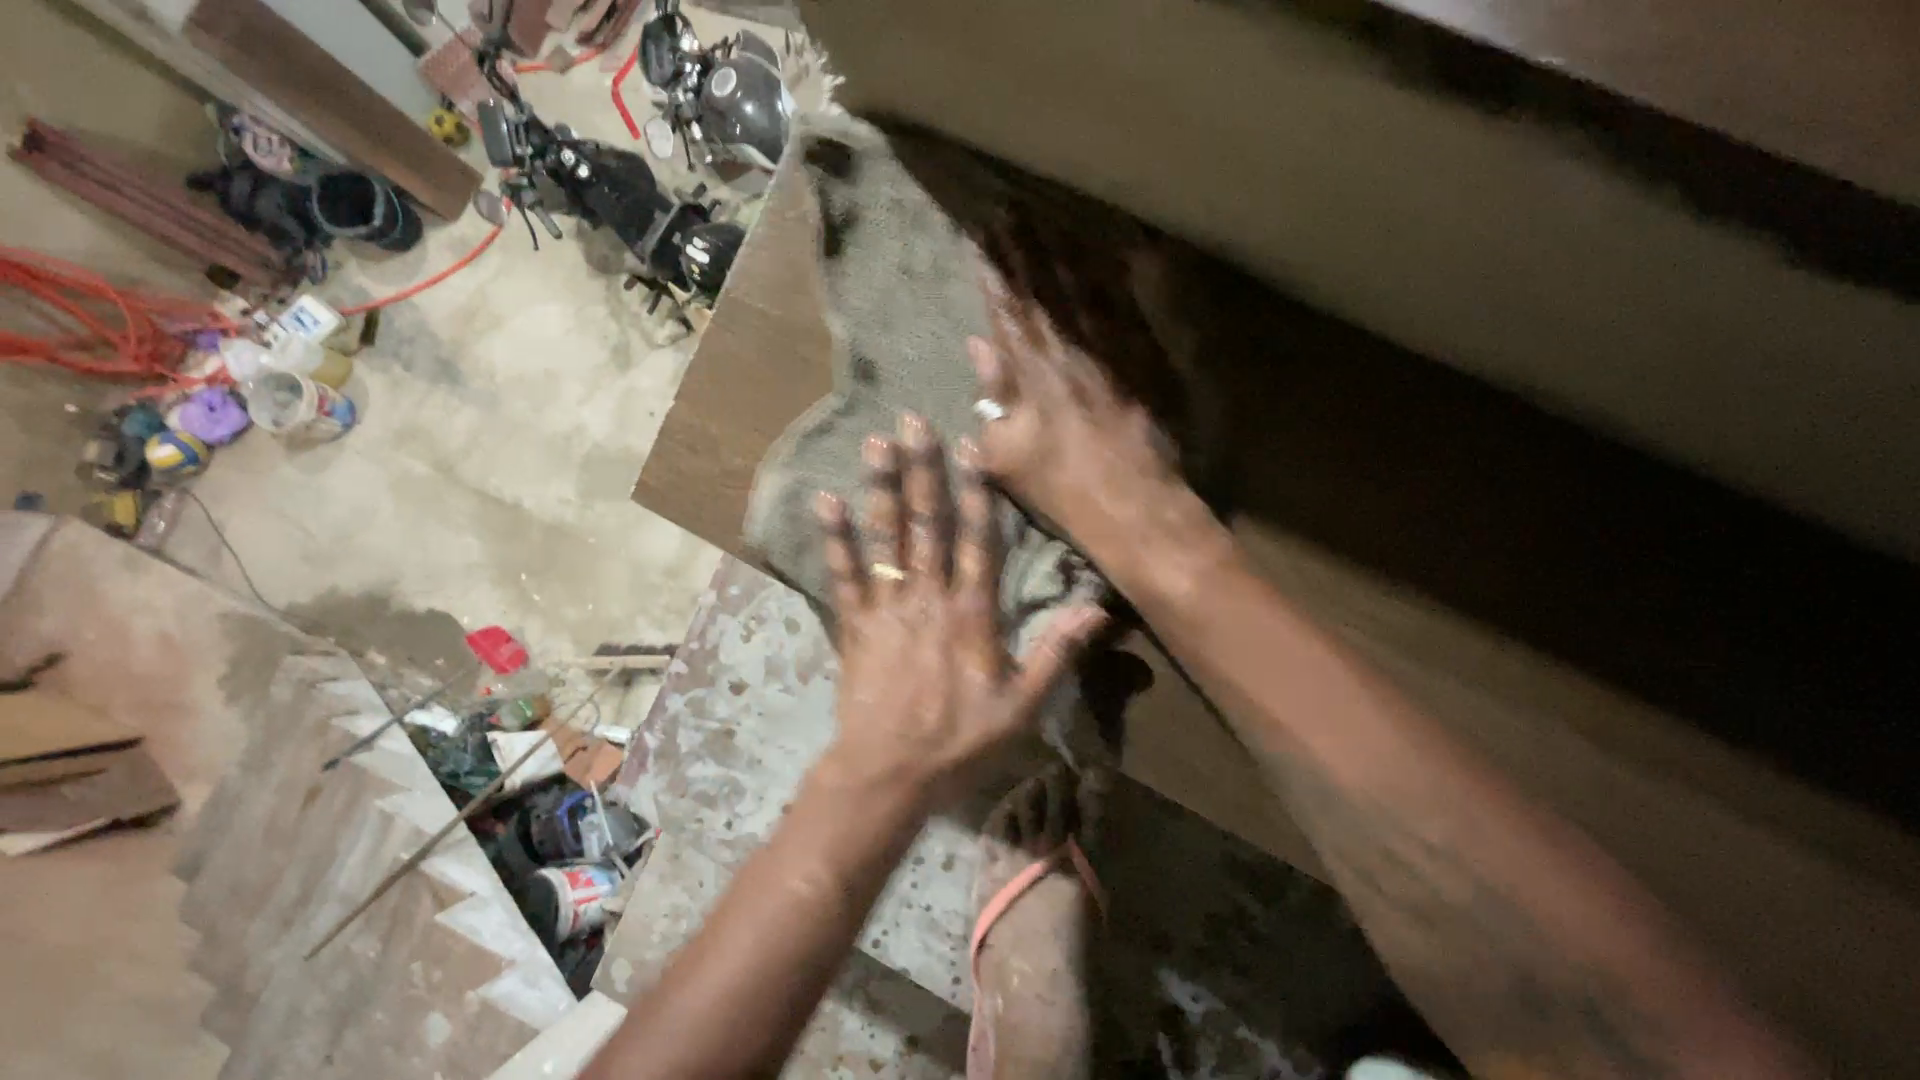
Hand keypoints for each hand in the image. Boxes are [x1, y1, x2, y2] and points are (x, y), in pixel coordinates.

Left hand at [815, 413, 1107, 796]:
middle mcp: (928, 597)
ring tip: (876, 443)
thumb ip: (1055, 653)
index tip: (971, 447)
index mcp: (971, 613)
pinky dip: (836, 538)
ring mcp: (887, 607)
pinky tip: (827, 500)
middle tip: (914, 421)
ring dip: (880, 488)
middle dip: (922, 470)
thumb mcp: (1022, 706)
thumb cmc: (959, 741)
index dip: (976, 492)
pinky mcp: (854, 624)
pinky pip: (844, 573)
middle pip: (926, 524)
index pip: (978, 540)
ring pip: (885, 538)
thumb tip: (1097, 610)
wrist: (889, 772)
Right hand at [967, 235, 1200, 571]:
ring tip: (1051, 219)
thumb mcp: (1004, 455)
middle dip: (1025, 249)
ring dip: (1065, 252)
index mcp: (1030, 375)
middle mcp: (1069, 351)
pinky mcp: (1145, 360)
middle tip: (1012, 211)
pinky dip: (1118, 277)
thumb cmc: (1060, 489)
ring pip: (1084, 289)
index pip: (1007, 310)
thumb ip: (992, 397)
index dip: (994, 271)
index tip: (983, 236)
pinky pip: (1128, 307)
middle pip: (1044, 290)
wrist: (1131, 505)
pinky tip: (1114, 251)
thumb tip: (978, 346)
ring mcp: (1110, 352)